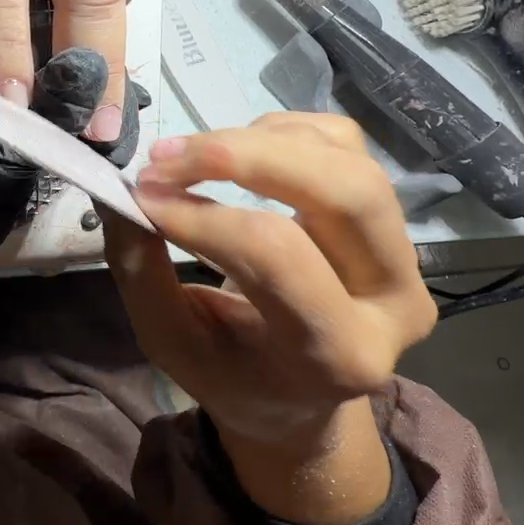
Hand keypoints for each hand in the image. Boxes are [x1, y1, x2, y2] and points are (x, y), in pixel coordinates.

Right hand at [111, 113, 437, 524]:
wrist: (296, 393)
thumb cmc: (228, 370)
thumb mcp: (168, 340)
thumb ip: (141, 270)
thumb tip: (116, 197)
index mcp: (341, 353)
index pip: (277, 255)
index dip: (199, 215)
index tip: (138, 198)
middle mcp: (396, 302)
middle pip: (344, 191)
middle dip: (239, 156)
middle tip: (161, 158)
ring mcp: (407, 254)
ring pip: (345, 160)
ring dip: (253, 140)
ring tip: (187, 156)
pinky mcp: (391, 214)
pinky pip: (342, 141)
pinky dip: (276, 131)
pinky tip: (232, 153)